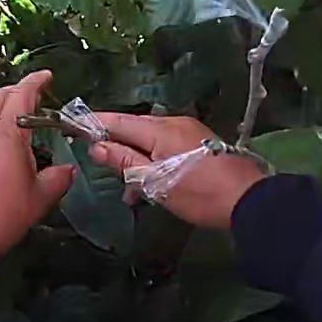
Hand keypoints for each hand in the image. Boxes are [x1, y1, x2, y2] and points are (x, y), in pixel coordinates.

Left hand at [0, 71, 75, 259]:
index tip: (46, 76)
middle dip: (16, 90)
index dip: (35, 81)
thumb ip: (57, 179)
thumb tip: (68, 170)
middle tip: (32, 95)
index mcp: (7, 132)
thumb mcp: (40, 198)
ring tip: (10, 115)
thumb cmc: (2, 213)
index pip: (22, 94)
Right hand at [87, 113, 266, 229]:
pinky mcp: (200, 143)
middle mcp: (173, 123)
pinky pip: (165, 145)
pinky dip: (152, 160)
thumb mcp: (155, 181)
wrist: (250, 201)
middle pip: (133, 128)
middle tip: (96, 161)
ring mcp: (189, 131)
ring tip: (127, 189)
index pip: (117, 120)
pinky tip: (149, 184)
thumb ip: (124, 160)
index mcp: (159, 129)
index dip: (93, 122)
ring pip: (150, 139)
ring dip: (134, 158)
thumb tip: (95, 145)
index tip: (71, 124)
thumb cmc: (198, 194)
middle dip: (114, 144)